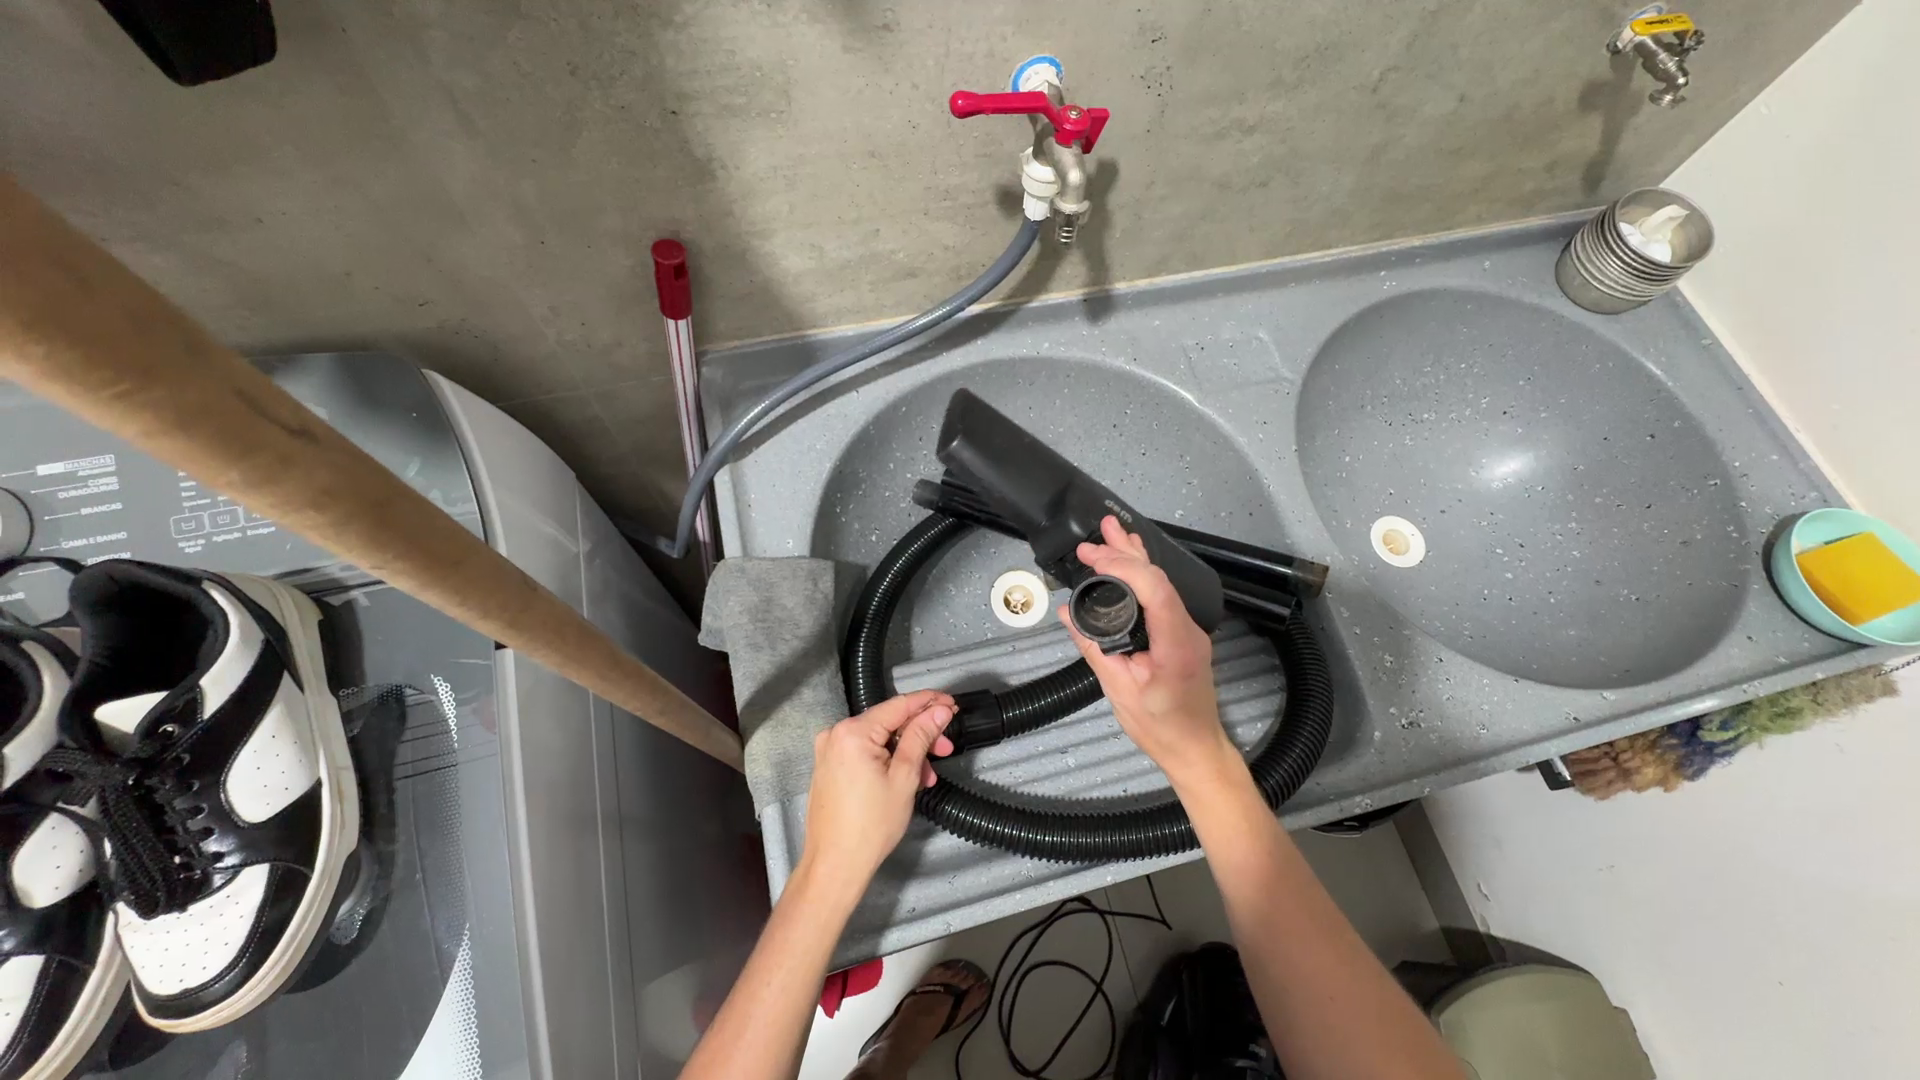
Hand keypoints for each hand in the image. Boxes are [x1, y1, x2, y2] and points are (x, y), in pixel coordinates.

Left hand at [799, 690, 955, 882]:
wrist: (835, 865)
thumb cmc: (871, 825)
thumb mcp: (905, 777)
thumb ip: (921, 737)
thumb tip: (938, 710)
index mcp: (852, 732)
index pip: (898, 705)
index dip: (928, 702)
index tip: (951, 703)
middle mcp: (835, 734)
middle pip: (888, 722)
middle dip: (920, 734)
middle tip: (946, 747)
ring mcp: (829, 751)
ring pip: (879, 739)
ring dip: (907, 752)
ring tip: (927, 776)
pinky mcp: (830, 767)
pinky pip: (865, 752)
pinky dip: (888, 760)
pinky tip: (907, 778)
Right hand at [1061, 516, 1237, 787]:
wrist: (1195, 748)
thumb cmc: (1160, 728)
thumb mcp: (1119, 691)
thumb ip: (1094, 647)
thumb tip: (1068, 614)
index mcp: (1175, 645)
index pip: (1155, 590)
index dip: (1125, 567)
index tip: (1094, 559)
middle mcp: (1188, 629)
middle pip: (1159, 578)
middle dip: (1124, 554)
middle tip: (1094, 535)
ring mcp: (1189, 629)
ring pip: (1163, 583)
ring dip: (1134, 558)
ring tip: (1111, 531)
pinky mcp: (1183, 632)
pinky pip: (1163, 596)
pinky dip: (1142, 575)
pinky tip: (1129, 560)